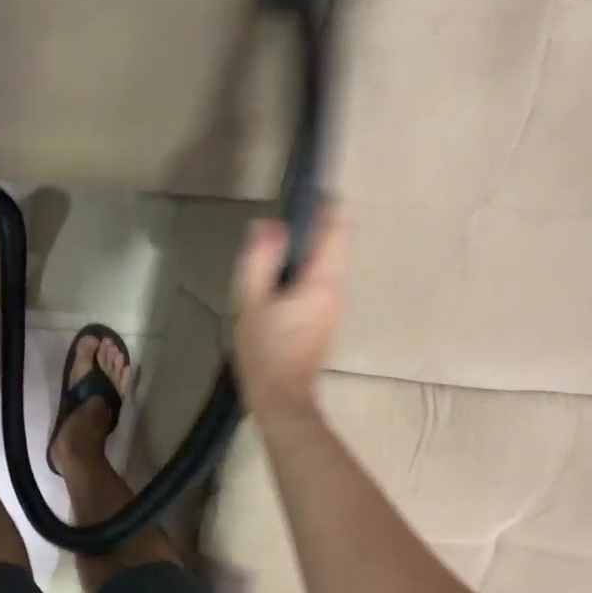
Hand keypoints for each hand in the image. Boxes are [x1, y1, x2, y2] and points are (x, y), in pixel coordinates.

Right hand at [231, 206, 346, 419]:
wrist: (282, 400)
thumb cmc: (266, 351)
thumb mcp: (252, 303)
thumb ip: (259, 261)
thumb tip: (268, 225)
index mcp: (325, 280)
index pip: (339, 226)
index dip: (326, 203)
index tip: (305, 192)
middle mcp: (339, 288)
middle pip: (334, 242)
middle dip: (308, 229)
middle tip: (273, 229)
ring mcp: (336, 305)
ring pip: (326, 263)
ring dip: (302, 253)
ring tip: (268, 256)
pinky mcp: (327, 318)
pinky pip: (319, 281)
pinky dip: (302, 272)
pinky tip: (275, 285)